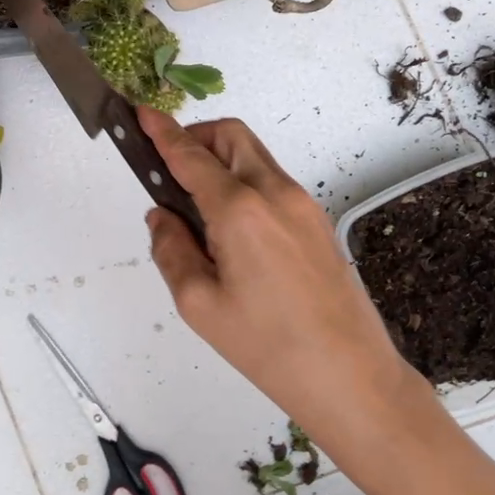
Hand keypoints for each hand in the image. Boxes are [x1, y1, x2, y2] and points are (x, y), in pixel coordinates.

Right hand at [138, 108, 421, 444]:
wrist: (354, 381)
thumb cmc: (270, 348)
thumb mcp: (199, 304)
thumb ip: (170, 249)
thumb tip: (162, 216)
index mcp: (240, 210)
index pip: (190, 154)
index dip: (161, 130)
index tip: (141, 113)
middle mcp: (275, 193)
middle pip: (229, 135)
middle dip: (195, 137)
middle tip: (168, 168)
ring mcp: (303, 205)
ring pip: (253, 155)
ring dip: (219, 160)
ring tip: (198, 209)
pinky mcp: (318, 222)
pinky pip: (271, 181)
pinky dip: (243, 181)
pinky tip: (232, 230)